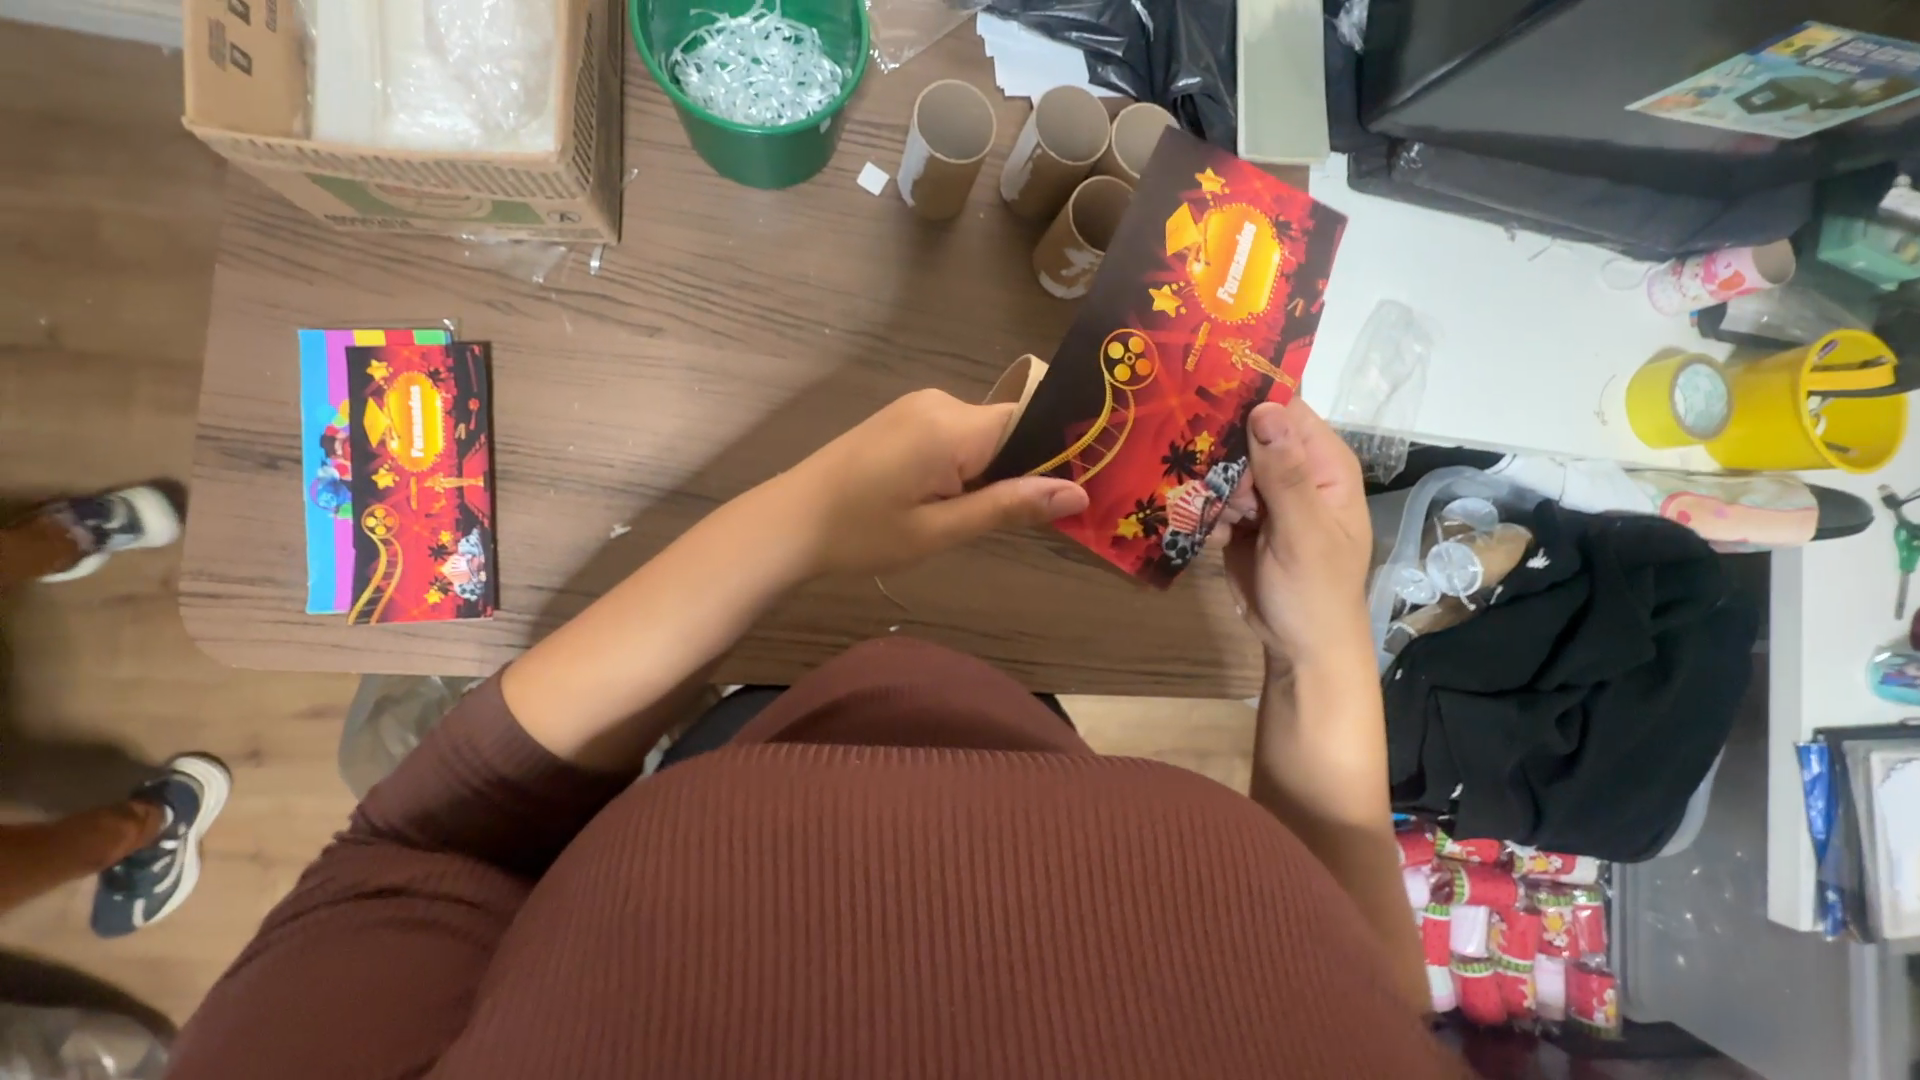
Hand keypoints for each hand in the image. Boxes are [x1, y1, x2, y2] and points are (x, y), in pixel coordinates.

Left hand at [764, 389, 1088, 577]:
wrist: (788, 522)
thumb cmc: (861, 533)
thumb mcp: (938, 531)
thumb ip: (1007, 507)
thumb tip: (1078, 494)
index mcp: (951, 426)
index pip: (1030, 422)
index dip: (1057, 455)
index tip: (1075, 493)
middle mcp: (940, 402)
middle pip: (1009, 428)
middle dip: (1021, 471)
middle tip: (1020, 522)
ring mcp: (918, 407)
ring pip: (983, 434)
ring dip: (990, 472)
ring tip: (971, 516)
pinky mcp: (903, 418)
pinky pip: (956, 435)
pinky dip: (966, 465)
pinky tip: (946, 500)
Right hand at [1223, 398, 1372, 666]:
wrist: (1299, 648)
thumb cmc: (1314, 592)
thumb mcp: (1303, 532)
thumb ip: (1285, 473)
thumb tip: (1264, 409)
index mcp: (1324, 465)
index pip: (1285, 412)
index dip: (1249, 403)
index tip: (1204, 399)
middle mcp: (1295, 473)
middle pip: (1247, 436)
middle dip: (1219, 447)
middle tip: (1197, 467)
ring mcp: (1266, 498)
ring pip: (1225, 467)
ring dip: (1209, 483)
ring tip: (1212, 508)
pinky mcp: (1241, 521)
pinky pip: (1214, 498)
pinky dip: (1205, 510)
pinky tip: (1210, 531)